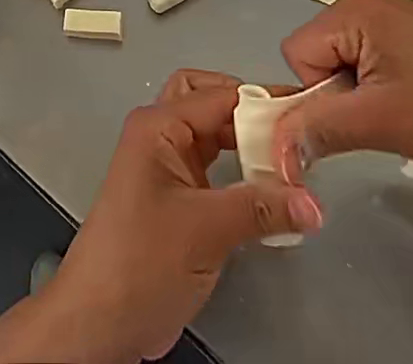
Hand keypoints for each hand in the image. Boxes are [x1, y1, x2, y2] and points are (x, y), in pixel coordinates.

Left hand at [32, 78, 322, 362]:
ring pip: (213, 135)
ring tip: (291, 165)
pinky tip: (271, 192)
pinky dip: (243, 173)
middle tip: (296, 137)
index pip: (217, 95)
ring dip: (249, 144)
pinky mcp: (178, 196)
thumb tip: (312, 203)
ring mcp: (167, 166)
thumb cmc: (140, 260)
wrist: (100, 316)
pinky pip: (215, 168)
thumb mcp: (205, 229)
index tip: (307, 115)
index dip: (263, 102)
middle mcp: (160, 136)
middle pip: (211, 102)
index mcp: (157, 127)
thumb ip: (261, 209)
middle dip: (251, 114)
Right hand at [271, 0, 412, 188]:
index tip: (362, 113)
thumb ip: (314, 129)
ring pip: (342, 59)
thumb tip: (270, 151)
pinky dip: (380, 85)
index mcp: (357, 5)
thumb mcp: (377, 124)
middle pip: (318, 52)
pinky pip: (368, 56)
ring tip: (406, 111)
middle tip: (385, 115)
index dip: (320, 91)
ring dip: (360, 92)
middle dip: (341, 92)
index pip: (298, 51)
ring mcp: (395, 11)